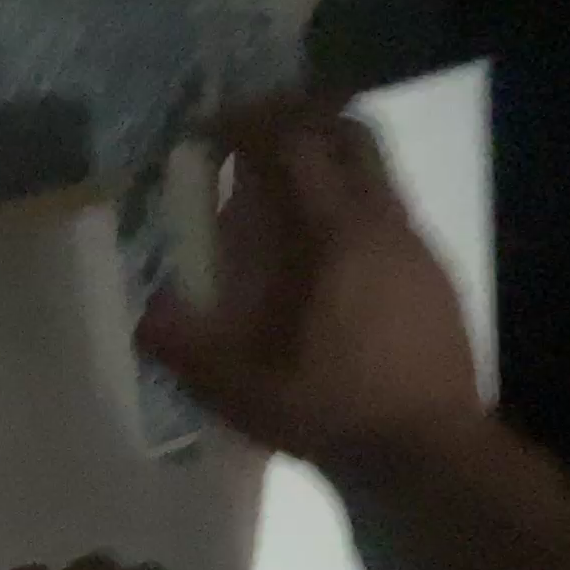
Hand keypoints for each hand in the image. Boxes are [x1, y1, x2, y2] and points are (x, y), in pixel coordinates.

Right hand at [138, 104, 482, 466]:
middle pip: (348, 136)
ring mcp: (413, 246)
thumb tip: (145, 309)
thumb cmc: (322, 409)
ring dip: (315, 160)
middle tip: (236, 139)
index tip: (203, 131)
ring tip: (258, 191)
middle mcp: (384, 226)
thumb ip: (180, 341)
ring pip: (370, 169)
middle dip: (293, 121)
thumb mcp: (229, 384)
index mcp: (336, 242)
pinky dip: (335, 198)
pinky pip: (378, 206)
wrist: (422, 447)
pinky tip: (298, 247)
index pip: (296, 150)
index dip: (249, 127)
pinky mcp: (424, 272)